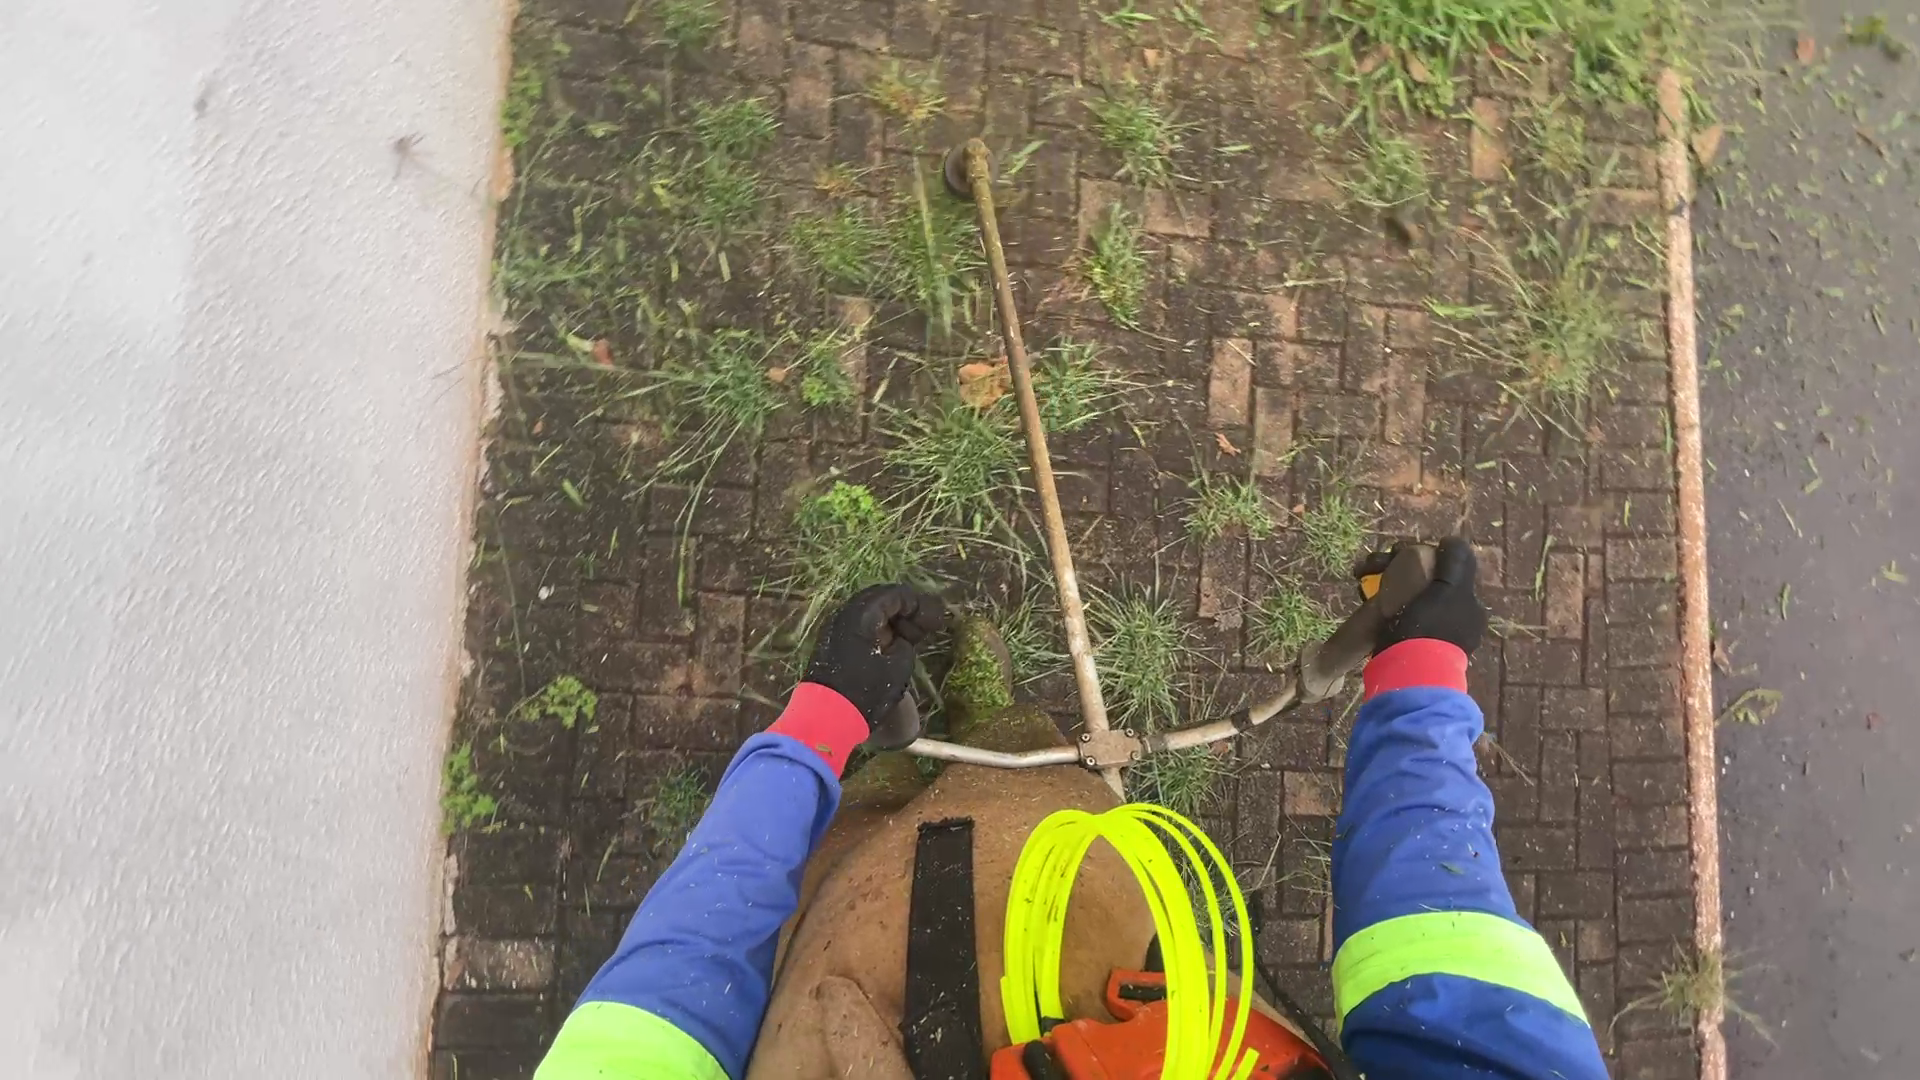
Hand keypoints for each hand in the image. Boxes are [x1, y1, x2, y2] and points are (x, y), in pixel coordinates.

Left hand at [802, 584, 947, 739]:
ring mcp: (836, 627)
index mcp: (862, 614)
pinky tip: (893, 646)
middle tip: (925, 628)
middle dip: (907, 611)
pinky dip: (880, 631)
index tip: (935, 622)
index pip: (896, 595)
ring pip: (871, 612)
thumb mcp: (898, 666)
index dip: (920, 605)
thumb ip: (906, 644)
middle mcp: (846, 614)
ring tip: (912, 639)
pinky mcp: (833, 642)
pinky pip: (861, 626)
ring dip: (893, 621)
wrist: (826, 717)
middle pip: (882, 599)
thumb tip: (901, 639)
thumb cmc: (866, 691)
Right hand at [1355, 537, 1485, 656]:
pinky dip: (1378, 599)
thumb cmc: (1427, 628)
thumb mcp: (1450, 589)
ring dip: (1380, 579)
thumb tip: (1450, 541)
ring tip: (1358, 579)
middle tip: (1364, 567)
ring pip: (1404, 591)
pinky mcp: (1404, 640)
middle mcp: (1450, 616)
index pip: (1442, 566)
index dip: (1416, 553)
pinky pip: (1392, 609)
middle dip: (1392, 565)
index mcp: (1465, 603)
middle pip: (1421, 577)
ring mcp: (1427, 630)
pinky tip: (1364, 599)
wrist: (1406, 672)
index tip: (1394, 553)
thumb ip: (1456, 563)